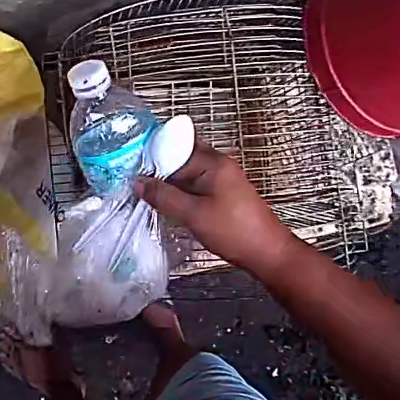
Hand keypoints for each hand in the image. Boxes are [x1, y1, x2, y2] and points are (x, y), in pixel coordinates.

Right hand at [138, 141, 307, 277]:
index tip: (130, 165)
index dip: (151, 154)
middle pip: (180, 156)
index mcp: (212, 162)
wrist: (268, 254)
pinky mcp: (222, 192)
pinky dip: (179, 189)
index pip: (174, 146)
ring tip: (145, 191)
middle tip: (134, 179)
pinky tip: (166, 201)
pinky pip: (194, 183)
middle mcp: (218, 164)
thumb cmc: (233, 231)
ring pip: (186, 171)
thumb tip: (138, 183)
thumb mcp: (193, 214)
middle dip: (158, 166)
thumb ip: (163, 196)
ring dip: (168, 180)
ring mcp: (221, 178)